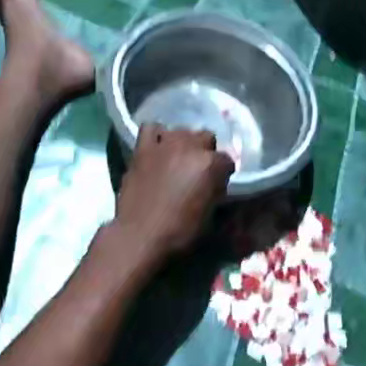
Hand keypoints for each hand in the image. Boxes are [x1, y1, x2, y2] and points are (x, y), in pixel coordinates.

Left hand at [114, 126, 232, 259]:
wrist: (138, 236)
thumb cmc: (178, 231)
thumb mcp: (210, 215)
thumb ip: (216, 191)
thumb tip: (216, 184)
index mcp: (210, 163)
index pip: (227, 160)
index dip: (223, 174)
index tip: (217, 185)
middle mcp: (190, 146)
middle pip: (206, 137)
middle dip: (206, 152)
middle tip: (198, 171)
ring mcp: (165, 144)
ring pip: (182, 131)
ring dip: (184, 143)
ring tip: (178, 159)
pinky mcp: (143, 149)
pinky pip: (151, 128)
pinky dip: (156, 135)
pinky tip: (158, 148)